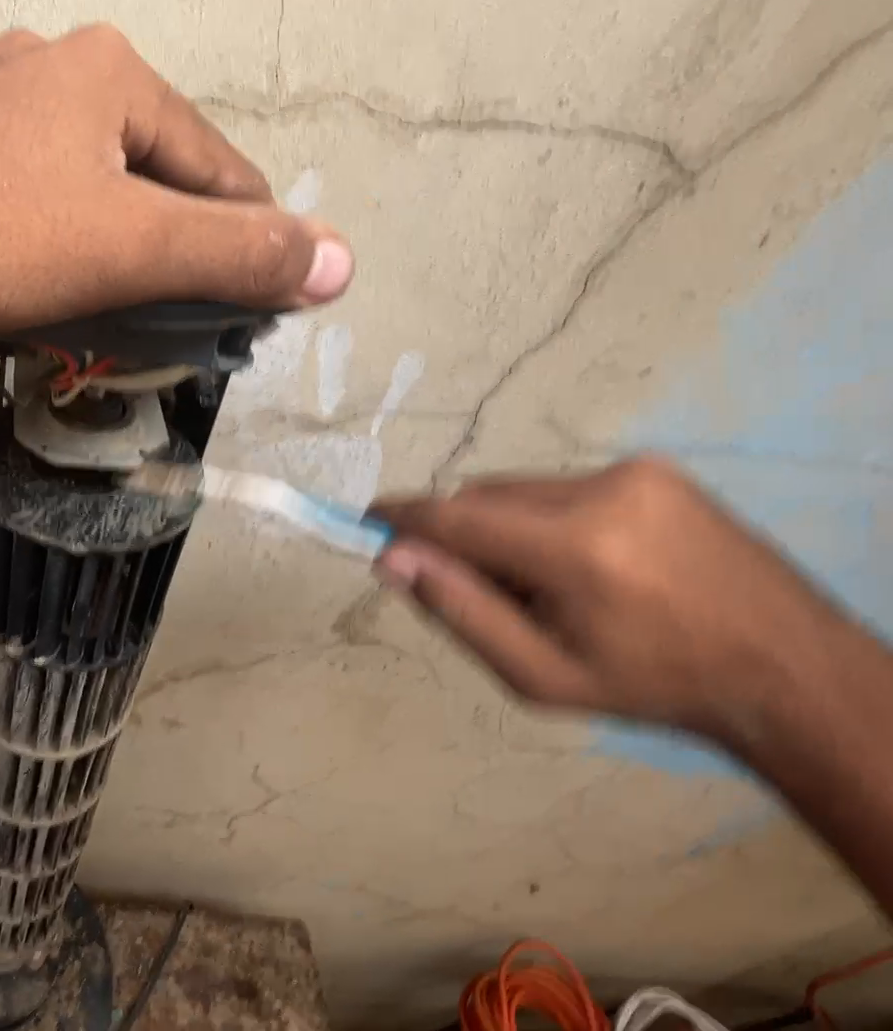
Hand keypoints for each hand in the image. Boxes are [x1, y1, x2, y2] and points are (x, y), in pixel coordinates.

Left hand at [0, 25, 352, 342]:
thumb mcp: (130, 250)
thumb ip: (235, 256)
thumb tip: (338, 263)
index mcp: (109, 71)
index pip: (212, 163)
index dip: (242, 234)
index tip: (253, 291)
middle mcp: (46, 65)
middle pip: (142, 169)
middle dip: (165, 240)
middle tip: (174, 309)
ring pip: (76, 180)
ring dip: (103, 239)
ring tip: (107, 301)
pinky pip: (18, 191)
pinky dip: (43, 233)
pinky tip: (34, 271)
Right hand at [369, 457, 877, 746]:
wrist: (790, 672)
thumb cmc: (650, 686)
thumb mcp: (538, 674)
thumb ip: (457, 611)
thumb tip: (389, 558)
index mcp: (577, 551)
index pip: (455, 518)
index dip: (402, 518)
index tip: (366, 521)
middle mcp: (605, 493)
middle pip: (481, 499)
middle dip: (462, 537)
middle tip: (489, 591)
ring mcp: (637, 473)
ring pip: (516, 490)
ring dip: (503, 528)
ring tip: (549, 581)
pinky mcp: (655, 469)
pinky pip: (557, 486)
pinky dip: (544, 518)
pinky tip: (586, 562)